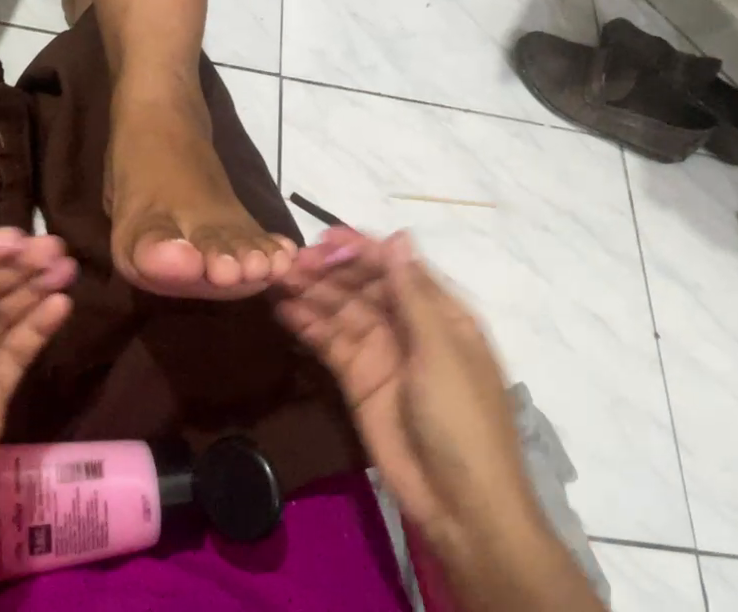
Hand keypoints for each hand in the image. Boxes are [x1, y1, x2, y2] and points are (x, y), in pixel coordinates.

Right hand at [274, 230, 539, 556]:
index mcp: (441, 313)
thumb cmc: (462, 419)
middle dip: (329, 269)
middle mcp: (409, 325)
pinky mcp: (358, 379)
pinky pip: (330, 342)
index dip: (360, 250)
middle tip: (289, 261)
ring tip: (274, 276)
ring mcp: (382, 352)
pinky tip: (281, 308)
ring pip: (342, 310)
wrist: (459, 502)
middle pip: (364, 285)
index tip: (322, 239)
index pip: (395, 268)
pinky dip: (307, 324)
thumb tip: (398, 236)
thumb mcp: (441, 351)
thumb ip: (413, 294)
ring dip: (311, 292)